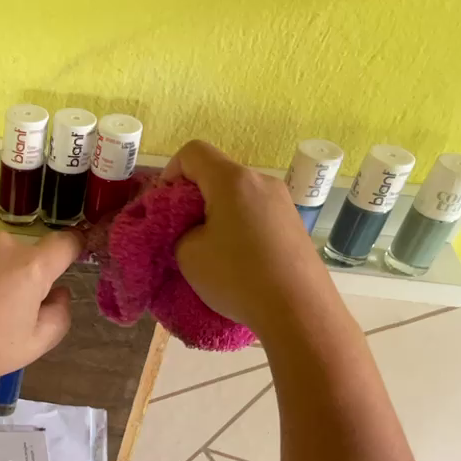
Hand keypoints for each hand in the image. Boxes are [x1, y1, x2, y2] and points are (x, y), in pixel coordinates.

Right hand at [166, 140, 328, 330]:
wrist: (297, 308)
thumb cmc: (237, 276)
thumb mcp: (189, 255)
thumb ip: (180, 231)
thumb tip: (192, 228)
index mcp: (232, 180)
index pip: (193, 152)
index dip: (170, 173)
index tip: (163, 206)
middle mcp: (260, 181)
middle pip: (217, 173)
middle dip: (193, 198)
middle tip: (180, 233)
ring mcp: (282, 201)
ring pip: (237, 195)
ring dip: (216, 214)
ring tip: (209, 251)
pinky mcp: (293, 223)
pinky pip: (255, 213)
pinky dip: (237, 227)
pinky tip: (236, 260)